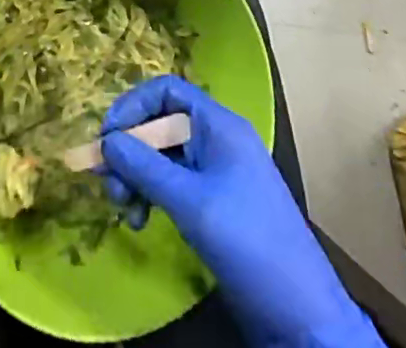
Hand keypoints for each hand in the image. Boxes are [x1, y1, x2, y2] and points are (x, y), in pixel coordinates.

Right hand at [100, 76, 382, 347]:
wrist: (302, 314)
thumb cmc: (248, 243)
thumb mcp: (189, 201)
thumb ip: (143, 166)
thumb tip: (104, 141)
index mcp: (219, 126)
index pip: (165, 91)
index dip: (131, 105)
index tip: (107, 136)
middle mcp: (216, 140)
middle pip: (158, 124)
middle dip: (128, 150)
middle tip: (107, 182)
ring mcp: (215, 171)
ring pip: (159, 155)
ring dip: (134, 176)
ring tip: (123, 208)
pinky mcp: (211, 200)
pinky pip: (168, 181)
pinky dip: (148, 194)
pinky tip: (139, 219)